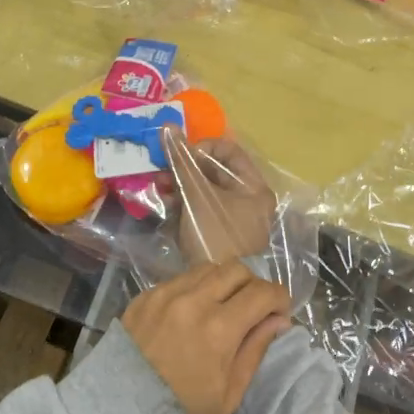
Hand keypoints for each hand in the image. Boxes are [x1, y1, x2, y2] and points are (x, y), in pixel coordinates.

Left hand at [121, 261, 291, 413]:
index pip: (262, 293)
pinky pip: (181, 277)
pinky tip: (192, 310)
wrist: (123, 410)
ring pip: (208, 267)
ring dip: (223, 281)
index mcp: (220, 329)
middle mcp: (195, 300)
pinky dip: (195, 287)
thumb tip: (279, 320)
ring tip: (221, 304)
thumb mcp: (229, 393)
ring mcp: (168, 292)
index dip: (279, 297)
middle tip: (252, 306)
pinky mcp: (148, 293)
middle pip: (237, 269)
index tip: (280, 310)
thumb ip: (255, 350)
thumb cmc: (183, 409)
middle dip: (252, 284)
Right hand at [167, 135, 278, 264]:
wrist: (217, 287)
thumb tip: (167, 127)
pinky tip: (166, 204)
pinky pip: (203, 209)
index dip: (202, 146)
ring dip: (182, 185)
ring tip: (159, 187)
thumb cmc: (214, 234)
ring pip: (206, 190)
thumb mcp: (196, 193)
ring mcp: (236, 219)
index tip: (181, 155)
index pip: (229, 150)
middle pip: (216, 171)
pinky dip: (186, 204)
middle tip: (163, 169)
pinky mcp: (221, 234)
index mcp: (255, 187)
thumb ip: (182, 160)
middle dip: (186, 168)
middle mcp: (251, 201)